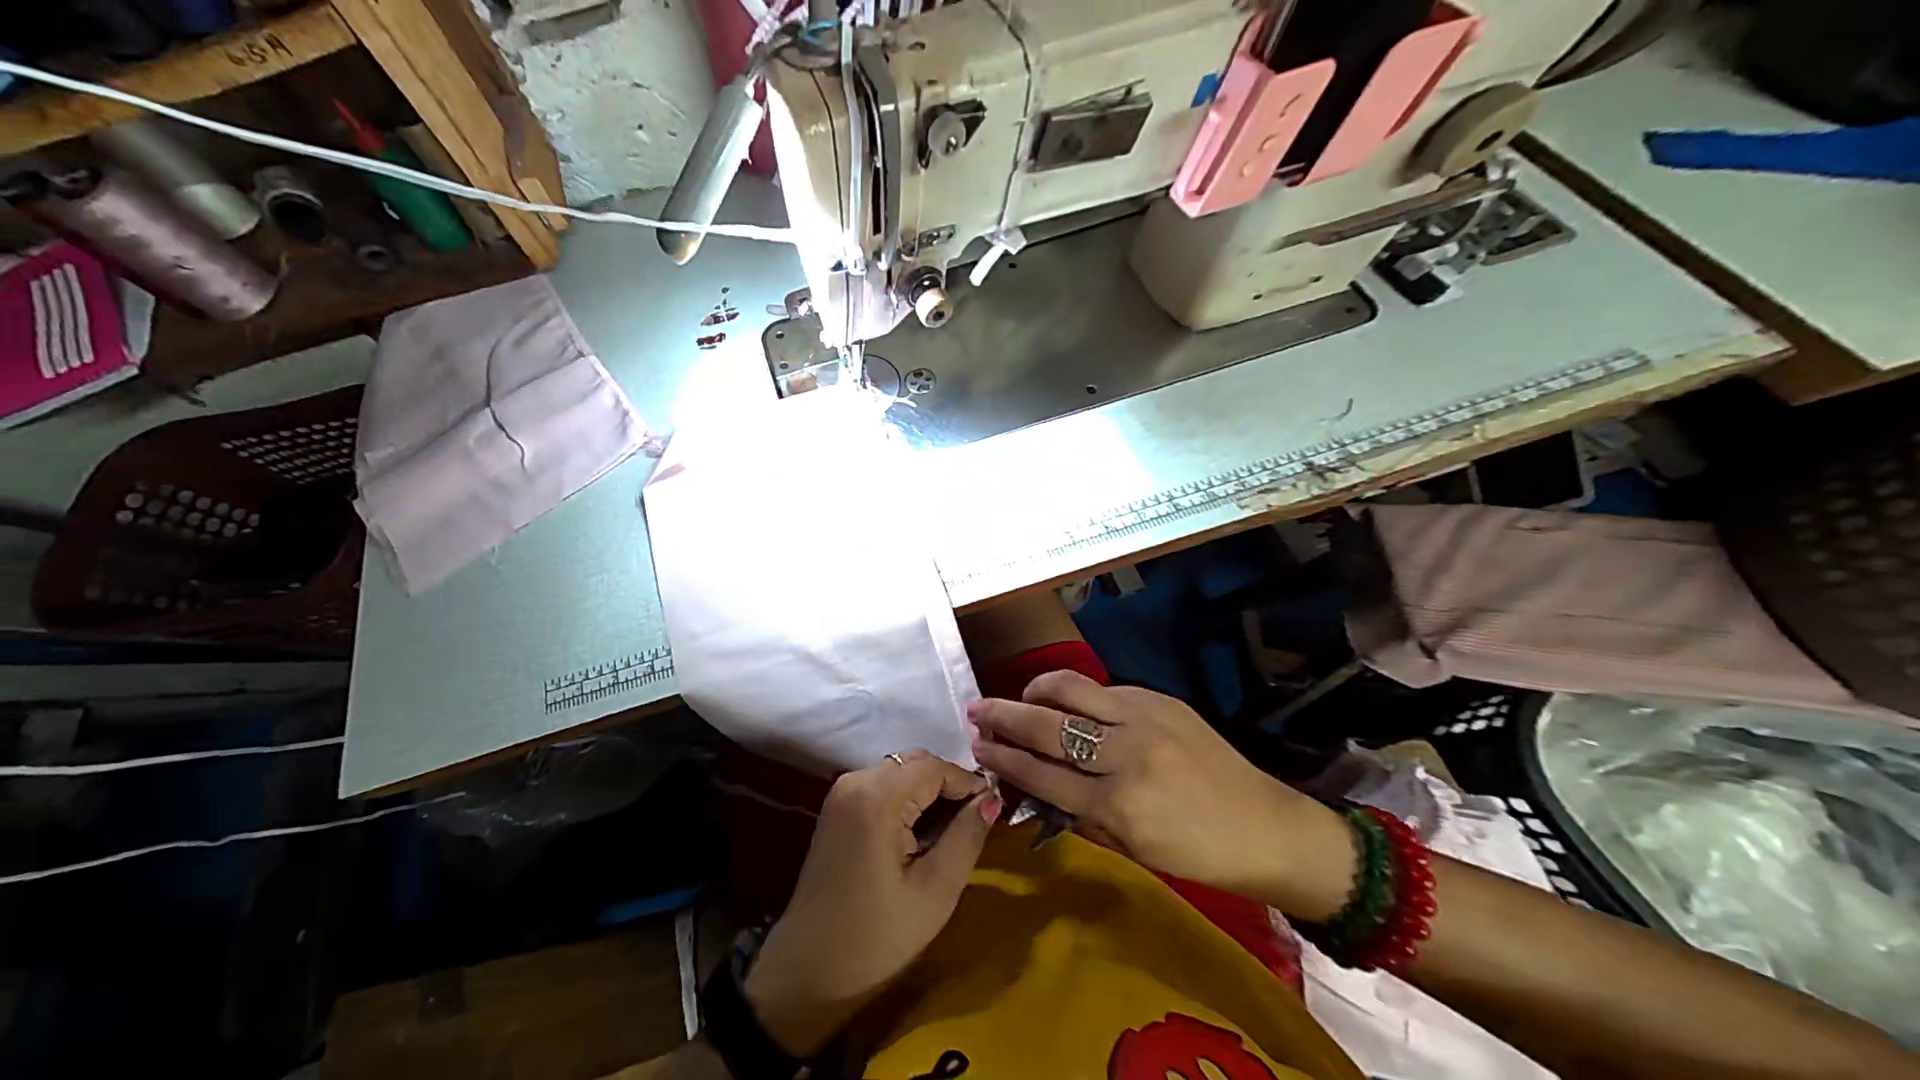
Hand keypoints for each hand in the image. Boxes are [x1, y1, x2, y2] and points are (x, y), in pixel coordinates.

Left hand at [744, 751, 995, 1056]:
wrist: (807, 972)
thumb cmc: (875, 938)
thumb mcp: (935, 891)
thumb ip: (966, 836)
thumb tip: (992, 797)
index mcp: (876, 798)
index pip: (935, 767)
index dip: (969, 783)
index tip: (995, 809)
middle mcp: (854, 782)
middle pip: (916, 763)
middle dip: (949, 785)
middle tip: (976, 820)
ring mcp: (841, 793)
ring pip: (900, 772)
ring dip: (929, 791)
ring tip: (954, 829)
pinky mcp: (836, 809)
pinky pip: (882, 786)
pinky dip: (907, 799)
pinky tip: (922, 833)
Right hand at [969, 670, 1356, 919]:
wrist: (1268, 827)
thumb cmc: (1198, 855)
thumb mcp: (1132, 849)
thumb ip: (1080, 814)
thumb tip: (1037, 786)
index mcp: (1117, 803)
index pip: (1041, 773)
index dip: (1003, 759)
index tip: (977, 746)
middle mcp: (1126, 753)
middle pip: (1048, 725)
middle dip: (1004, 716)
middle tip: (978, 710)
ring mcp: (1145, 718)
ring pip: (1072, 688)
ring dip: (1037, 689)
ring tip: (1021, 696)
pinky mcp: (1162, 700)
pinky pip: (1106, 689)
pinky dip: (1080, 695)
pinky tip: (1073, 704)